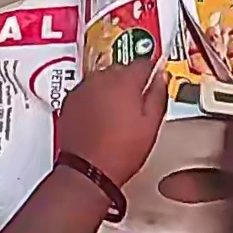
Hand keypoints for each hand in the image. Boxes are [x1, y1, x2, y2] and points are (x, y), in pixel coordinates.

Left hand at [56, 57, 169, 186]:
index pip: (143, 62)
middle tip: (136, 103)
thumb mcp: (151, 124)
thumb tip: (161, 77)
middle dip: (130, 81)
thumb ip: (158, 94)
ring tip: (116, 114)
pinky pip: (87, 90)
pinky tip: (100, 117)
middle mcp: (102, 78)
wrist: (88, 170)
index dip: (151, 70)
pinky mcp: (71, 99)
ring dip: (111, 88)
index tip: (154, 76)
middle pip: (121, 69)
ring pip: (103, 78)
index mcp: (125, 81)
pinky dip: (94, 97)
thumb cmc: (120, 151)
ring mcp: (84, 87)